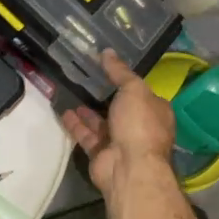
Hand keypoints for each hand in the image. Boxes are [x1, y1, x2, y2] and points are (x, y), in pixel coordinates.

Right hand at [60, 49, 175, 198]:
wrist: (129, 167)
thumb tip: (108, 52)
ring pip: (101, 123)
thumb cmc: (139, 124)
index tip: (108, 69)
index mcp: (156, 111)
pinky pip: (87, 136)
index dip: (127, 81)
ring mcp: (120, 142)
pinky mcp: (101, 154)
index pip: (141, 93)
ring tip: (71, 92)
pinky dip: (76, 125)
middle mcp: (140, 127)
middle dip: (105, 97)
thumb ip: (120, 72)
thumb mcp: (134, 90)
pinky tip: (63, 111)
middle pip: (120, 108)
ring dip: (87, 111)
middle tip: (86, 79)